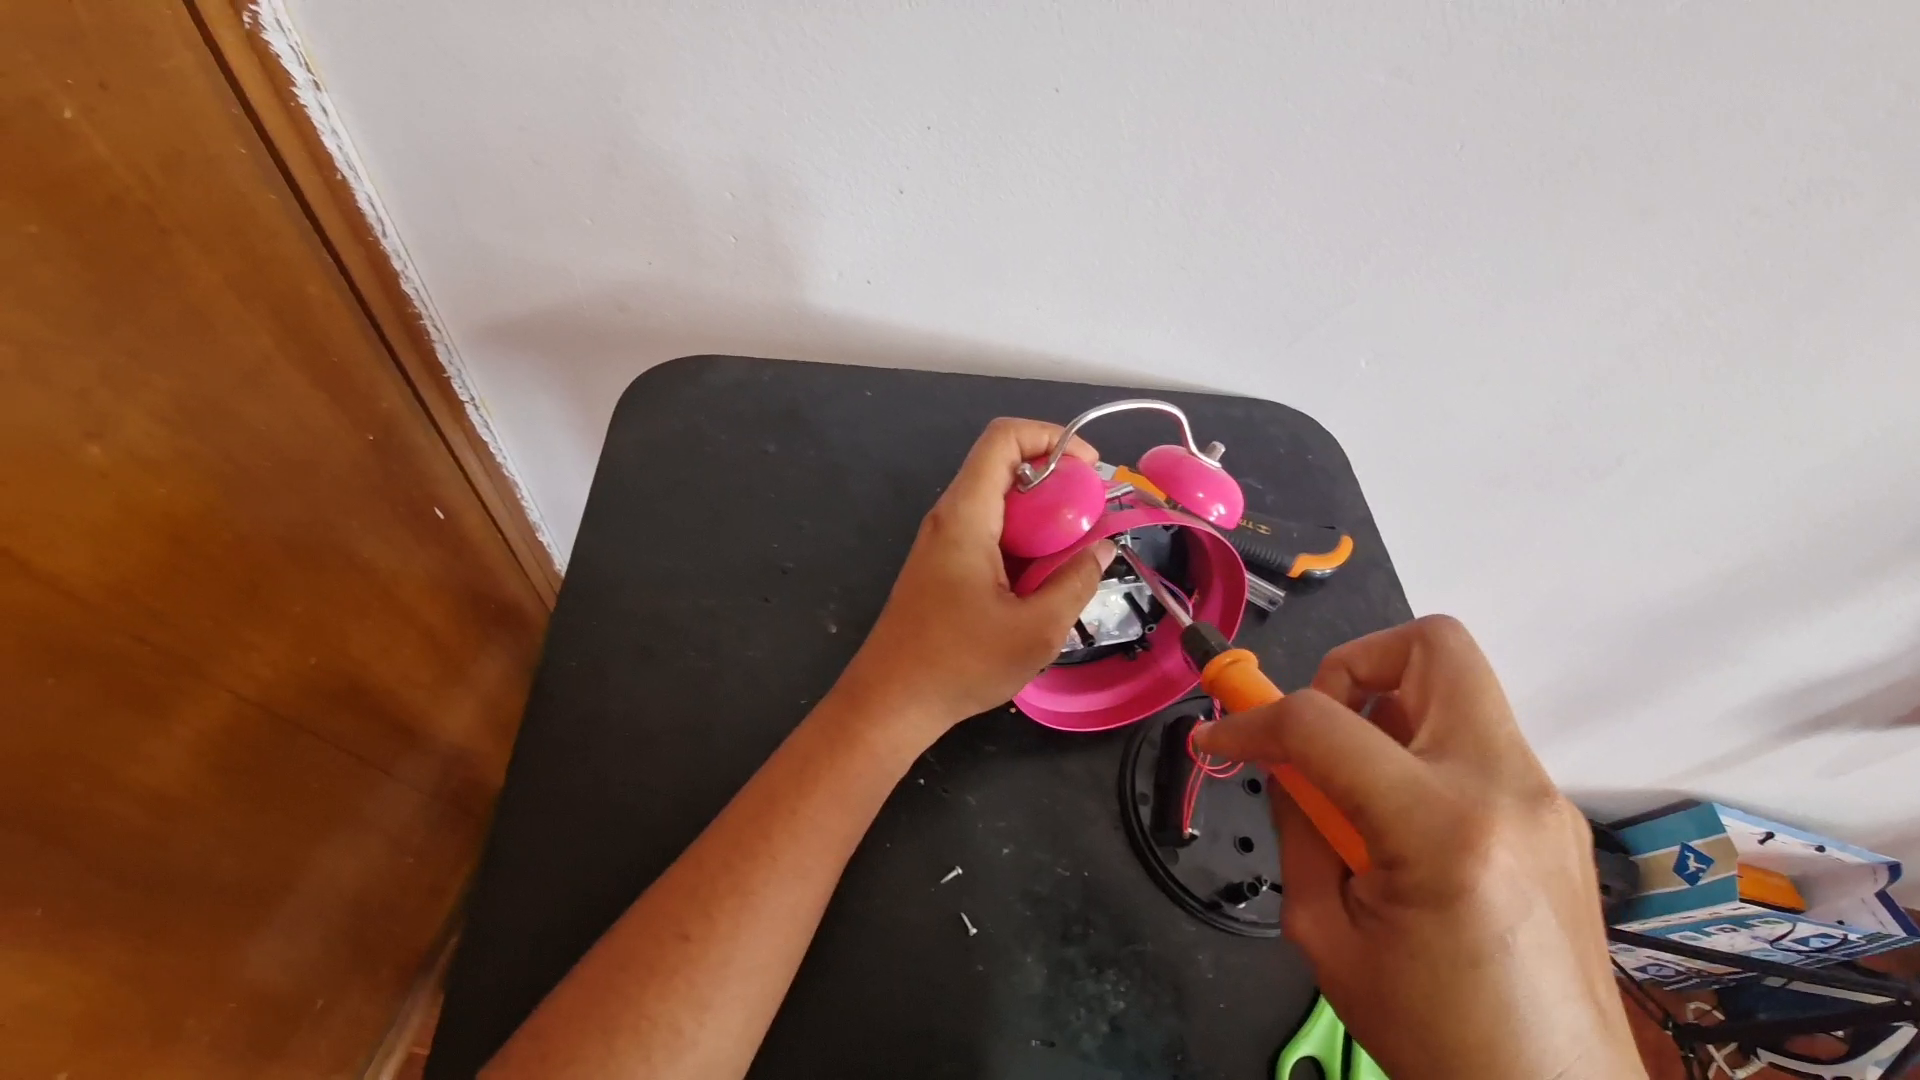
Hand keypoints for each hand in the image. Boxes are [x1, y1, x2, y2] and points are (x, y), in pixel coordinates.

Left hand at [830, 418, 1115, 746]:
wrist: (890, 702)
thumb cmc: (959, 664)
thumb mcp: (1036, 630)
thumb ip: (1076, 582)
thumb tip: (1102, 549)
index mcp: (966, 516)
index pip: (1004, 437)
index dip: (1053, 438)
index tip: (1090, 471)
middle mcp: (950, 517)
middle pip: (1006, 469)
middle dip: (1058, 485)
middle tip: (1093, 522)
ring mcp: (943, 543)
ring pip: (1001, 505)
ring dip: (1043, 520)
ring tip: (1076, 557)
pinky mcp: (944, 568)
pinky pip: (991, 534)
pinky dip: (1024, 544)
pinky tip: (1044, 584)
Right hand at [1194, 616, 1644, 1079]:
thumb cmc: (1431, 1033)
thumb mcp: (1326, 931)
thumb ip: (1299, 826)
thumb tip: (1285, 765)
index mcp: (1443, 828)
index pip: (1323, 722)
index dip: (1250, 720)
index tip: (1217, 737)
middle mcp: (1507, 788)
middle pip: (1433, 645)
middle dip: (1351, 664)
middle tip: (1317, 723)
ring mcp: (1544, 797)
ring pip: (1455, 685)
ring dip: (1386, 707)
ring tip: (1352, 781)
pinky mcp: (1556, 815)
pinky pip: (1473, 738)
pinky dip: (1418, 748)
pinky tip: (1398, 819)